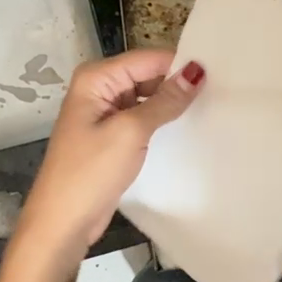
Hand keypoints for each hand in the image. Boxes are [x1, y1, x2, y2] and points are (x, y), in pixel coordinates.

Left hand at [16, 50, 203, 259]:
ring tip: (210, 108)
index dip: (180, 64)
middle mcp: (98, 88)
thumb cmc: (90, 172)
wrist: (62, 222)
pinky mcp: (110, 136)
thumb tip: (195, 71)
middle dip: (176, 83)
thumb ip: (164, 100)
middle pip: (147, 74)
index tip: (218, 73)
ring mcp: (103, 113)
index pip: (147, 59)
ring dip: (170, 103)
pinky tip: (185, 128)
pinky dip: (160, 121)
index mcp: (96, 78)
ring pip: (146, 96)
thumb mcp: (131, 132)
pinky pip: (141, 117)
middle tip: (219, 92)